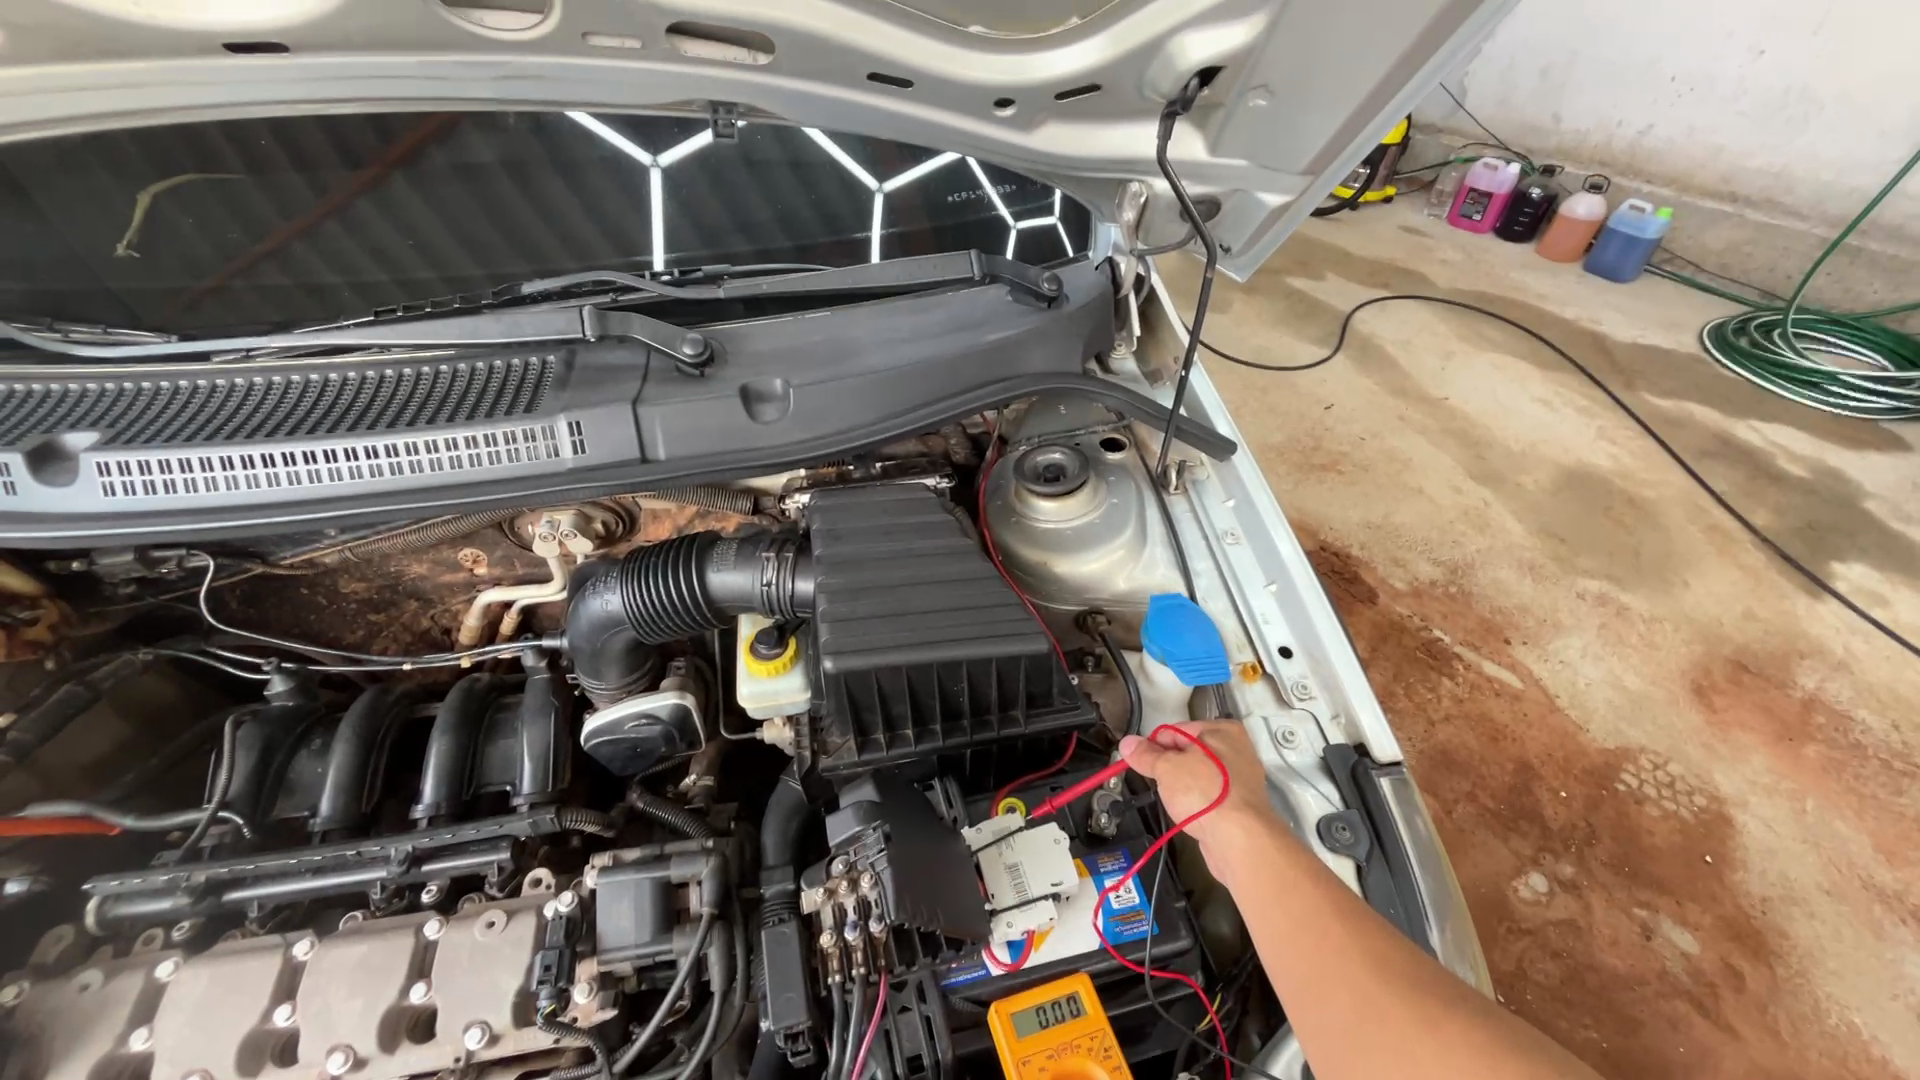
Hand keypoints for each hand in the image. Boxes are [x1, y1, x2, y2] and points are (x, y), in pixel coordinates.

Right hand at [1119, 721, 1276, 850]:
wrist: (1239, 838)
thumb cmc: (1203, 792)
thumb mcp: (1166, 768)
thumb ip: (1145, 755)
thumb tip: (1127, 743)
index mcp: (1222, 730)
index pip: (1176, 730)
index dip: (1155, 746)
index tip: (1141, 762)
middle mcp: (1236, 749)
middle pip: (1189, 752)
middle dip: (1169, 767)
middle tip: (1155, 781)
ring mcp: (1242, 778)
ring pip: (1199, 776)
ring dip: (1183, 786)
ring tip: (1173, 800)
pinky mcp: (1241, 805)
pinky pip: (1211, 796)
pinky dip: (1198, 802)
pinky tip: (1190, 813)